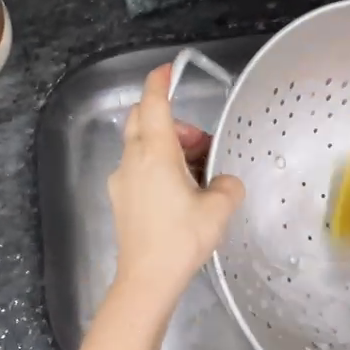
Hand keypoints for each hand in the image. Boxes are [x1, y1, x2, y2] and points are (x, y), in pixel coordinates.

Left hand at [106, 64, 244, 315]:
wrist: (146, 279)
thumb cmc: (181, 238)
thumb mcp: (218, 210)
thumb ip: (228, 186)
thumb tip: (226, 182)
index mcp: (154, 153)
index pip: (153, 104)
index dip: (159, 83)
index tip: (168, 70)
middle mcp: (132, 160)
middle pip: (143, 121)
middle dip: (173, 122)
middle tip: (201, 143)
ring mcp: (122, 180)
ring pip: (141, 146)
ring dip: (168, 146)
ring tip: (198, 171)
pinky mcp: (121, 199)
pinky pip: (139, 168)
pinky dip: (158, 166)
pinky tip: (180, 191)